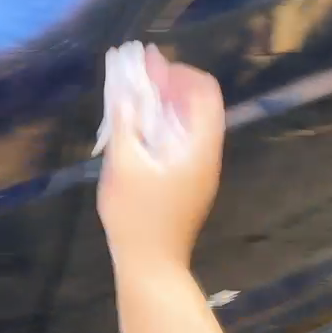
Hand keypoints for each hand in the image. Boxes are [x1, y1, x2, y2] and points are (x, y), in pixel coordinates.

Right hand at [94, 42, 225, 277]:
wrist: (151, 265)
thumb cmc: (136, 215)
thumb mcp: (123, 165)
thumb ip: (125, 123)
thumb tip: (126, 87)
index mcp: (200, 145)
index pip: (203, 91)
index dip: (177, 72)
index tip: (147, 67)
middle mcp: (207, 154)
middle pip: (197, 105)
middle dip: (167, 86)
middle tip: (136, 76)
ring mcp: (200, 171)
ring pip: (188, 125)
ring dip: (163, 107)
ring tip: (133, 100)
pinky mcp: (188, 185)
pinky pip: (180, 143)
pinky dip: (162, 128)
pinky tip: (138, 133)